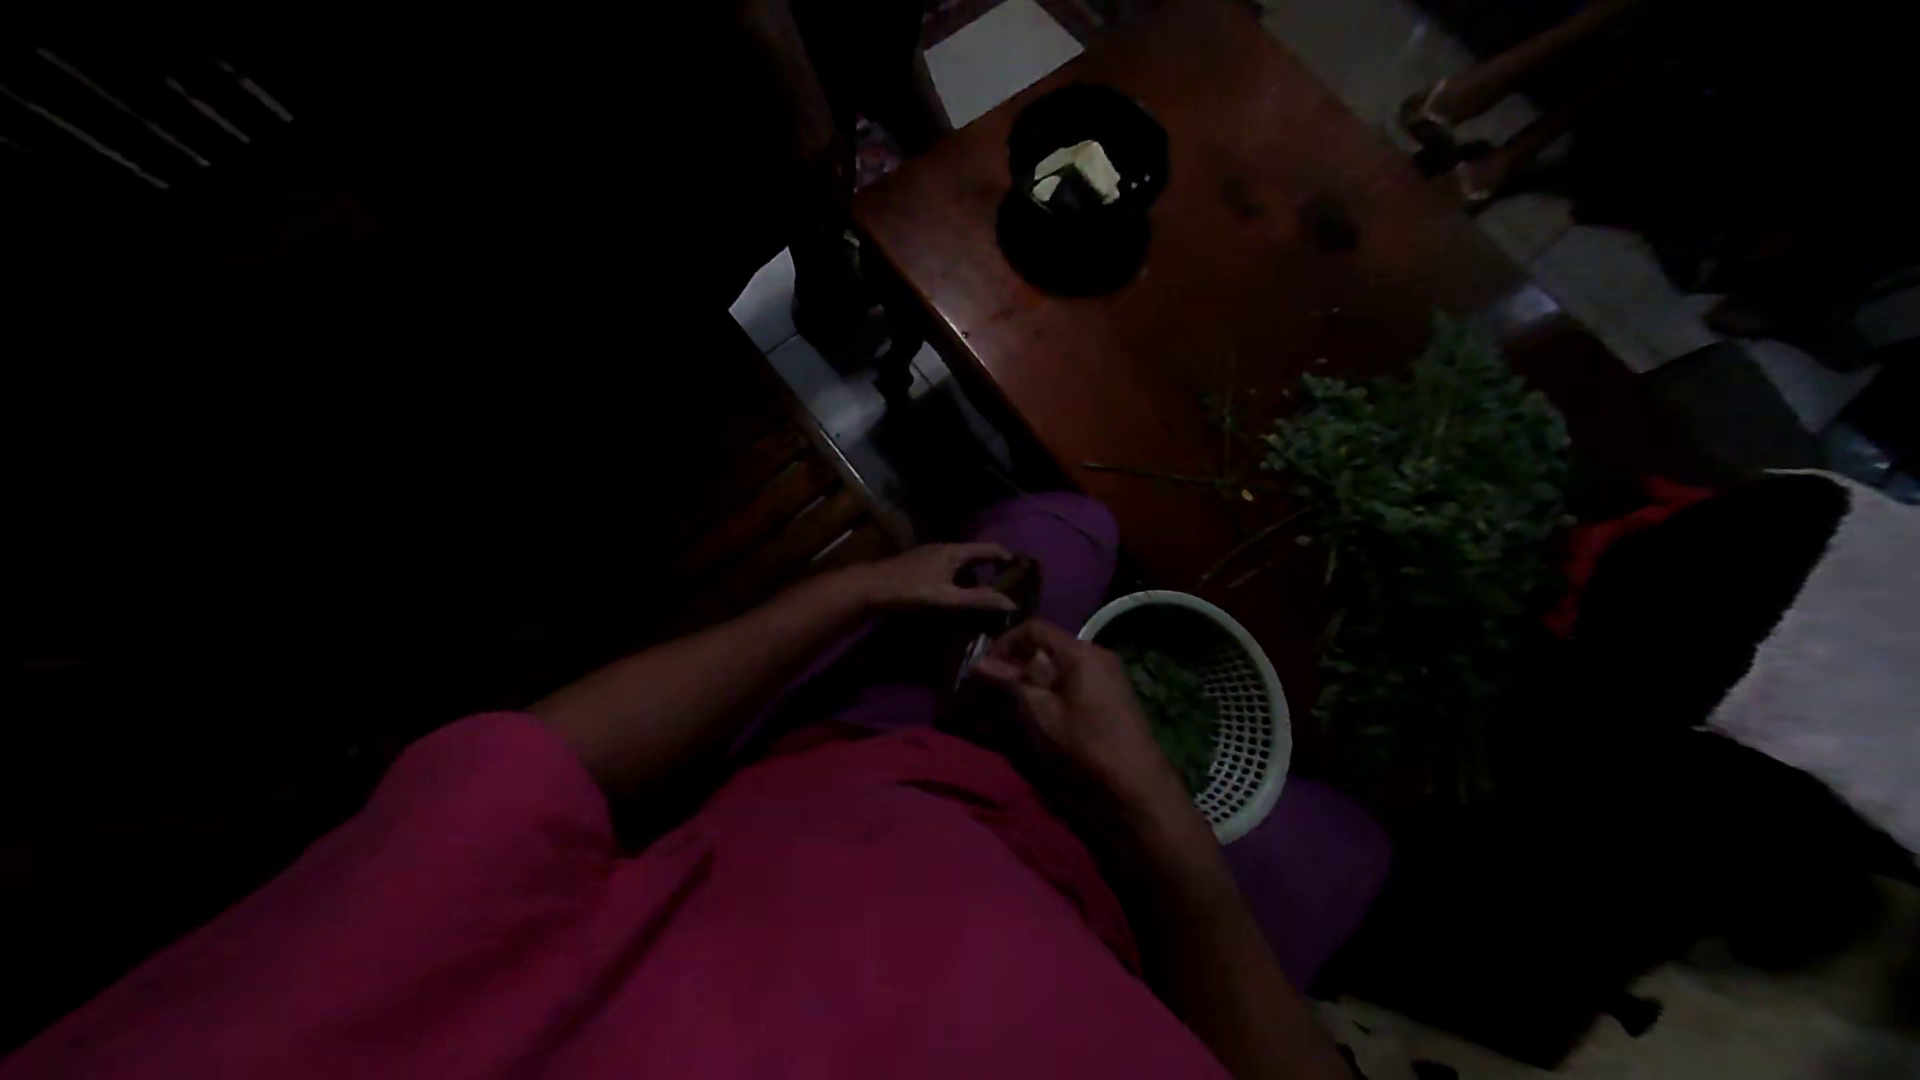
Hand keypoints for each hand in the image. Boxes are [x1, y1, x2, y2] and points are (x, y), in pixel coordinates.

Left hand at [849, 542, 1017, 612]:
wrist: (871, 587)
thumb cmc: (911, 590)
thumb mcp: (948, 597)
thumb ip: (979, 600)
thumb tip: (1011, 603)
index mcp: (955, 551)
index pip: (991, 549)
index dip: (1009, 559)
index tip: (1023, 573)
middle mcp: (945, 548)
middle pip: (976, 556)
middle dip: (992, 571)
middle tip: (1006, 589)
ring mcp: (931, 555)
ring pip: (961, 564)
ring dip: (975, 577)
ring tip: (985, 597)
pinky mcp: (921, 564)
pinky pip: (949, 569)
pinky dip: (960, 580)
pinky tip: (957, 597)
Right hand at [972, 619, 1190, 823]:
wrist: (1136, 778)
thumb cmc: (1084, 741)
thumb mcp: (1040, 711)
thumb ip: (1011, 681)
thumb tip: (979, 662)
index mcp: (1079, 651)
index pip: (1034, 628)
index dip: (1005, 642)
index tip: (986, 665)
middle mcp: (1097, 651)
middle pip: (1049, 644)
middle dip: (1019, 661)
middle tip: (996, 685)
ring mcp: (1109, 670)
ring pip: (1062, 662)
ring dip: (1036, 676)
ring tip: (1017, 701)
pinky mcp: (1114, 688)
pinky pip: (1077, 675)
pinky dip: (1056, 684)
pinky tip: (1045, 708)